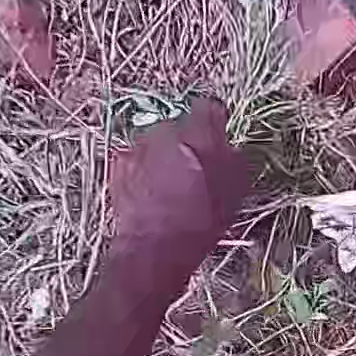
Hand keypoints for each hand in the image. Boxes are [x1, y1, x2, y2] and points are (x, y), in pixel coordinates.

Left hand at [108, 97, 249, 277]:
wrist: (155, 247)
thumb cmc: (199, 221)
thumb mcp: (235, 192)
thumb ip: (235, 161)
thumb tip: (232, 151)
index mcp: (200, 131)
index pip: (211, 108)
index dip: (216, 123)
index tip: (219, 137)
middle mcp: (166, 130)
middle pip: (181, 126)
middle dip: (189, 145)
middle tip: (197, 173)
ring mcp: (139, 146)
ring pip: (157, 144)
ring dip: (165, 159)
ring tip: (174, 190)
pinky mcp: (119, 165)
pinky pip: (137, 161)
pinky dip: (145, 173)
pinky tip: (154, 197)